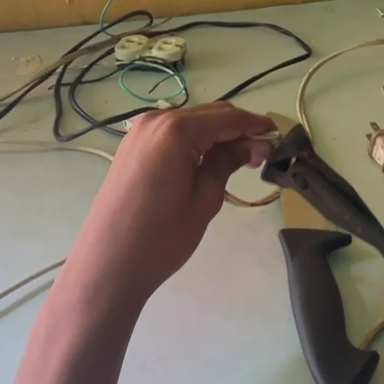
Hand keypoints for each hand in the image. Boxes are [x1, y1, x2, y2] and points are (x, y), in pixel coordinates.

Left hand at [57, 102, 275, 306]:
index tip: (278, 137)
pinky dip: (194, 140)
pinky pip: (172, 133)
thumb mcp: (204, 200)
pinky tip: (207, 160)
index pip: (228, 118)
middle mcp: (157, 120)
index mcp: (176, 129)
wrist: (105, 269)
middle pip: (210, 114)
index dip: (255, 126)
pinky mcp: (131, 147)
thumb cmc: (160, 239)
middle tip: (260, 154)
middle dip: (237, 129)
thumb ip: (229, 163)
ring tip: (238, 159)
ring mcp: (140, 132)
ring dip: (216, 134)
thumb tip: (255, 145)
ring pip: (191, 122)